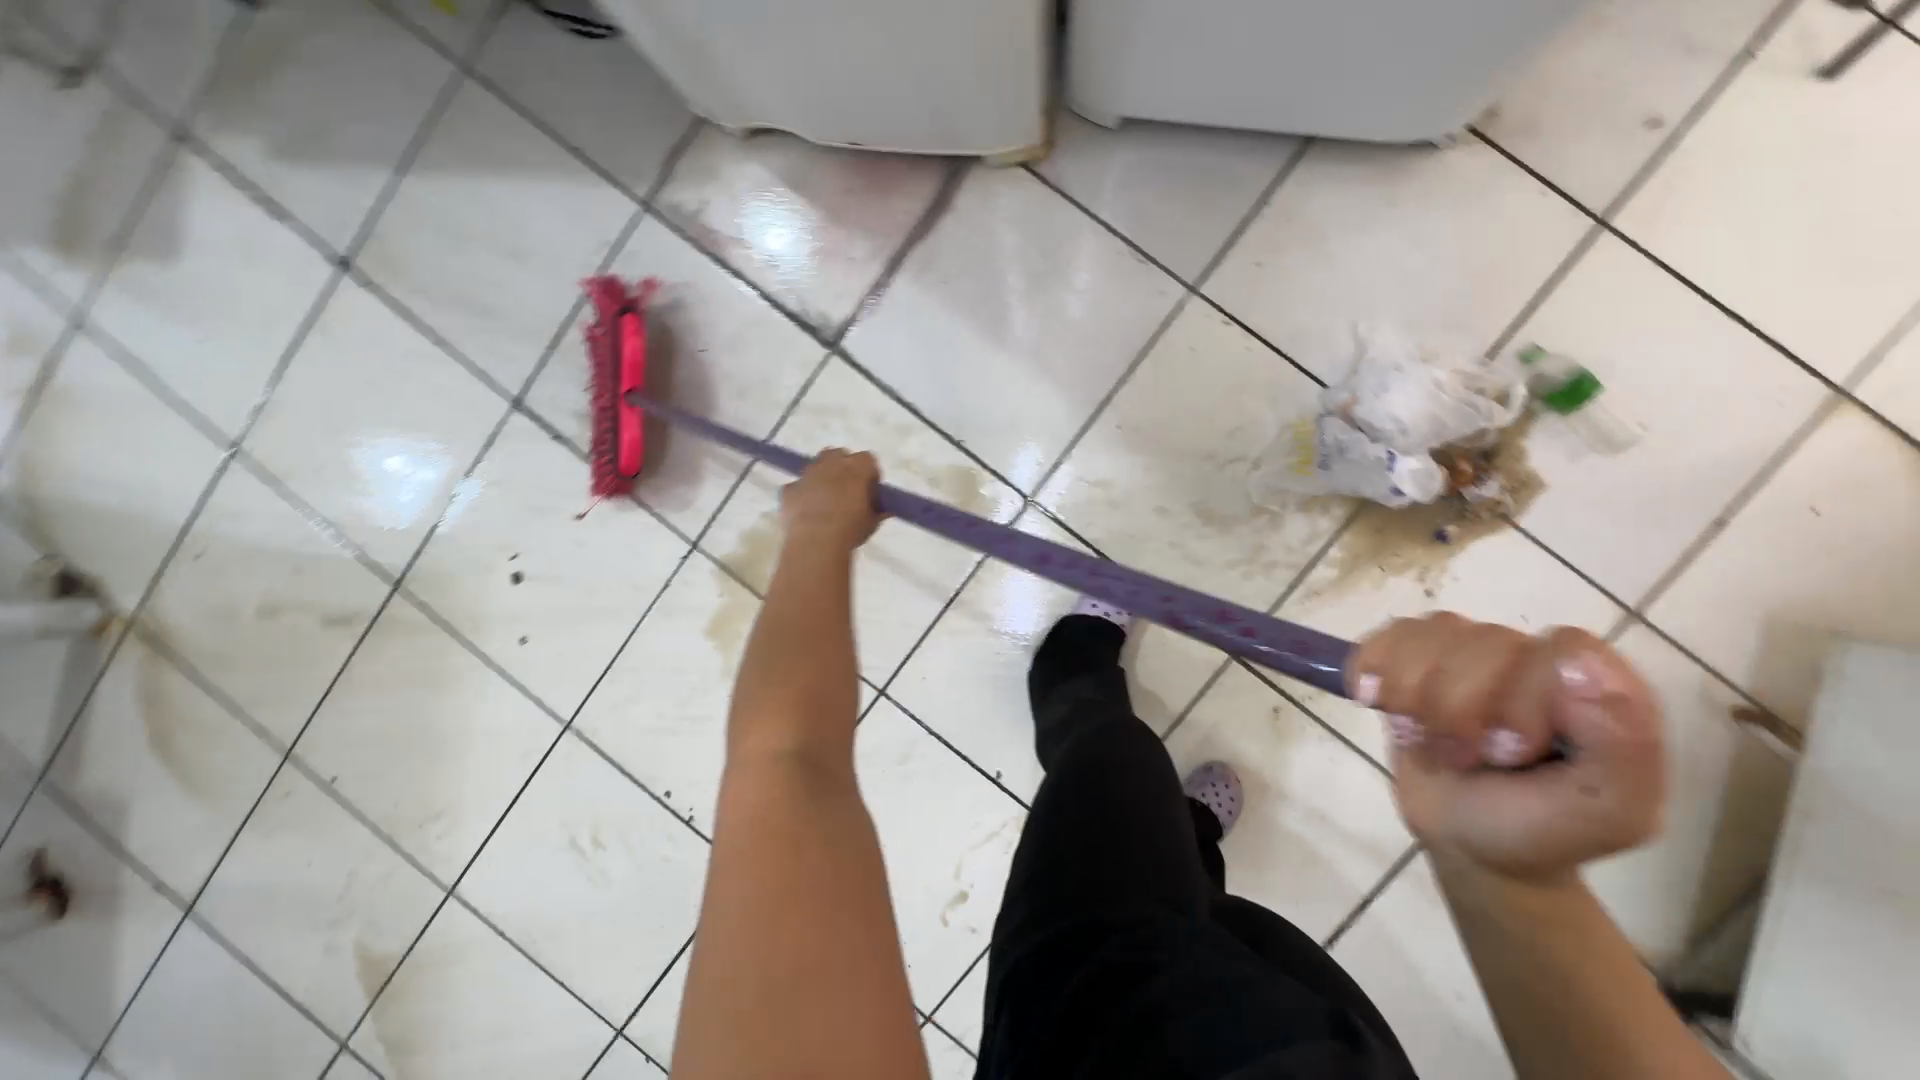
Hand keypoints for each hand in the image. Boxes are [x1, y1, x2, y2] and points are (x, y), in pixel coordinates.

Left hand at [781, 448, 882, 551]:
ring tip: (825, 504)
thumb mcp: (872, 522)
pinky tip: (806, 514)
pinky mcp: (789, 488)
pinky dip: (802, 495)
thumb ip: (878, 510)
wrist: (815, 542)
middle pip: (838, 454)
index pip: (868, 460)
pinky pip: (797, 487)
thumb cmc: (850, 530)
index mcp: (857, 467)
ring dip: (821, 479)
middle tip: (847, 492)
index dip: (869, 475)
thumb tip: (884, 510)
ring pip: (815, 467)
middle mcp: (831, 463)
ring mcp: (807, 474)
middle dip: (843, 468)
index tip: (870, 492)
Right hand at [1348, 615, 1664, 880]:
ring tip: (1426, 742)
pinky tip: (1378, 704)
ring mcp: (1473, 654)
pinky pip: (1389, 636)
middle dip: (1457, 708)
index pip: (1559, 648)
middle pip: (1483, 639)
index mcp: (1600, 686)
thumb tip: (1579, 664)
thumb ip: (1622, 743)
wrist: (1472, 846)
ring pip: (1432, 634)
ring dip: (1413, 698)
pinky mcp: (1419, 659)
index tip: (1509, 751)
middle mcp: (1536, 659)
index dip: (1523, 697)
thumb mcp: (1607, 812)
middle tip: (1464, 757)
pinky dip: (1372, 671)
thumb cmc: (1541, 830)